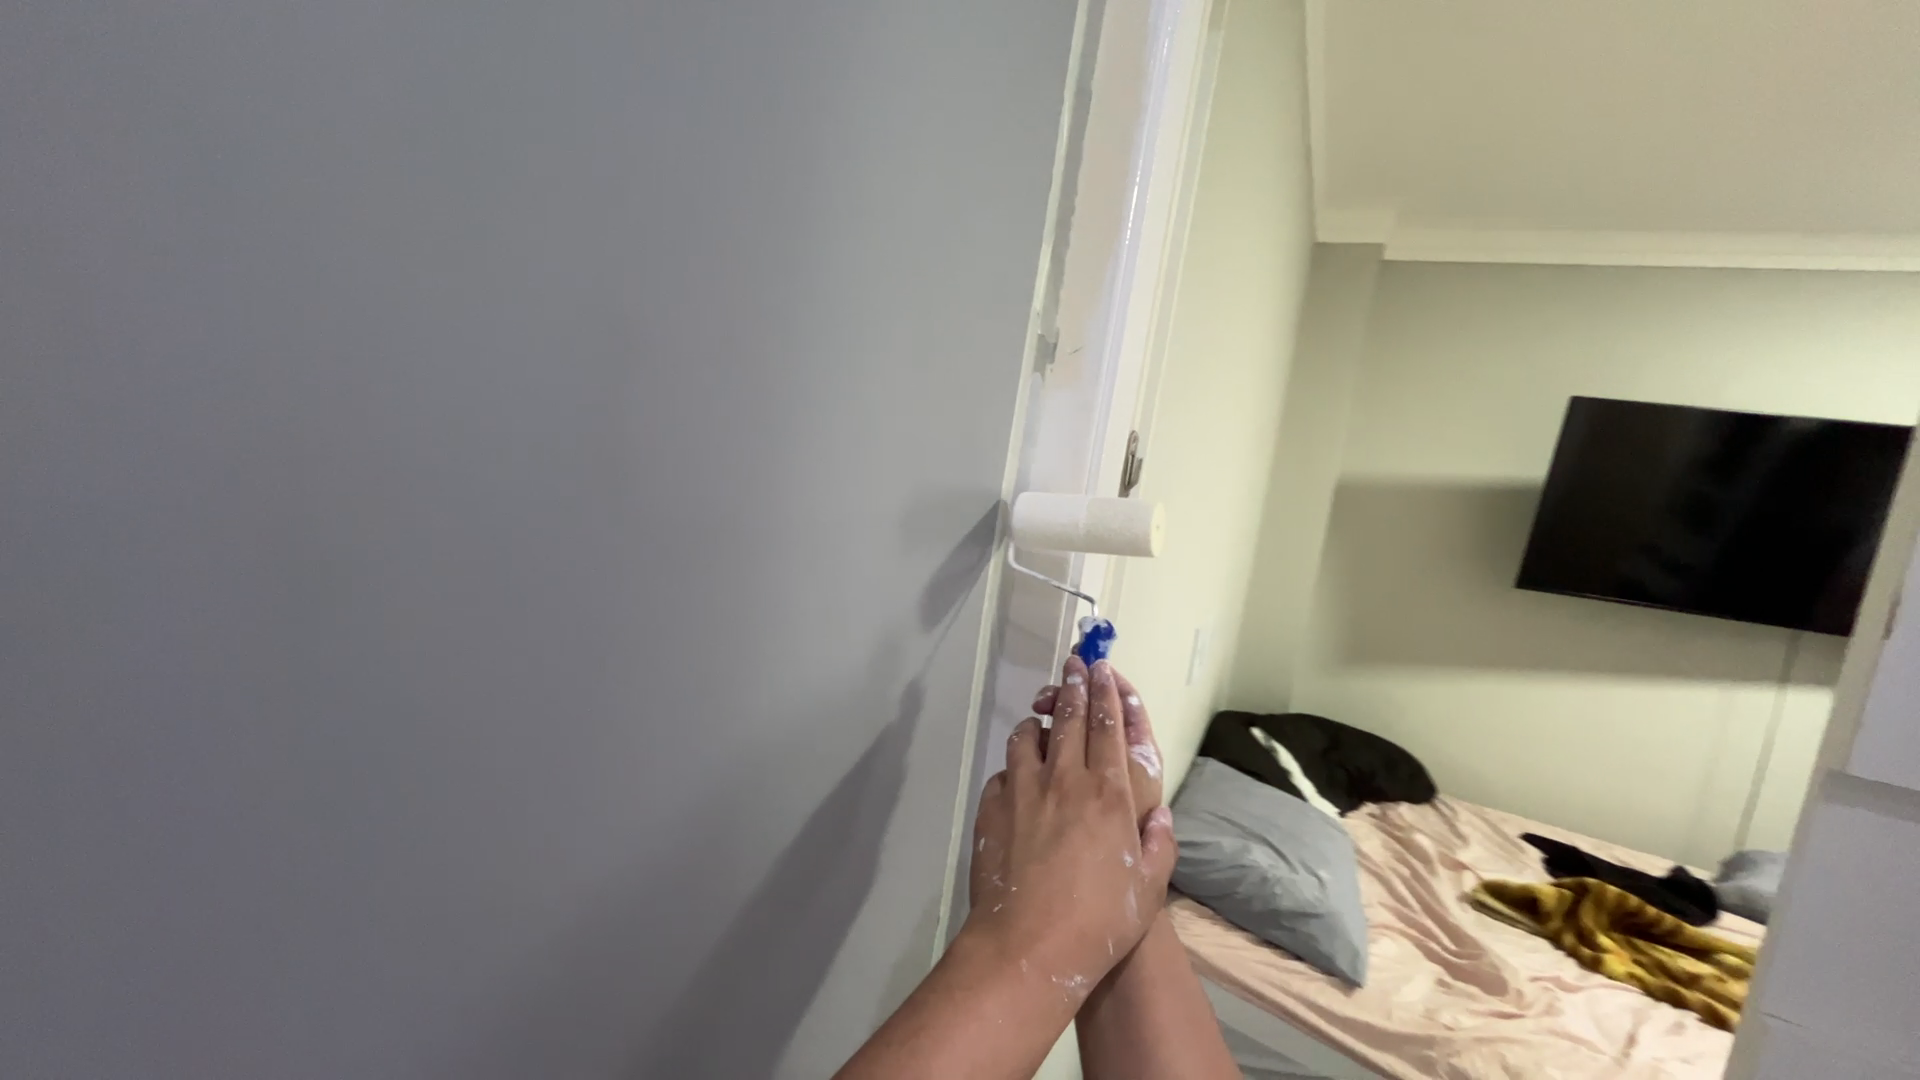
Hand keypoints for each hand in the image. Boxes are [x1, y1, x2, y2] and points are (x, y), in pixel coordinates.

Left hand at [966, 658, 1175, 1002]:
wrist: (1029, 946)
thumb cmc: (1099, 922)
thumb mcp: (1149, 887)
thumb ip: (1159, 843)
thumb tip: (1161, 813)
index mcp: (1108, 793)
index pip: (1109, 727)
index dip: (1106, 693)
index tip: (1102, 668)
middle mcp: (1065, 780)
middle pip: (1069, 719)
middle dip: (1074, 686)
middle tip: (1075, 663)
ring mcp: (1023, 790)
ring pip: (1027, 737)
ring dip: (1037, 721)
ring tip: (1041, 716)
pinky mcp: (992, 808)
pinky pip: (1003, 772)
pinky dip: (1013, 767)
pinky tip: (1017, 777)